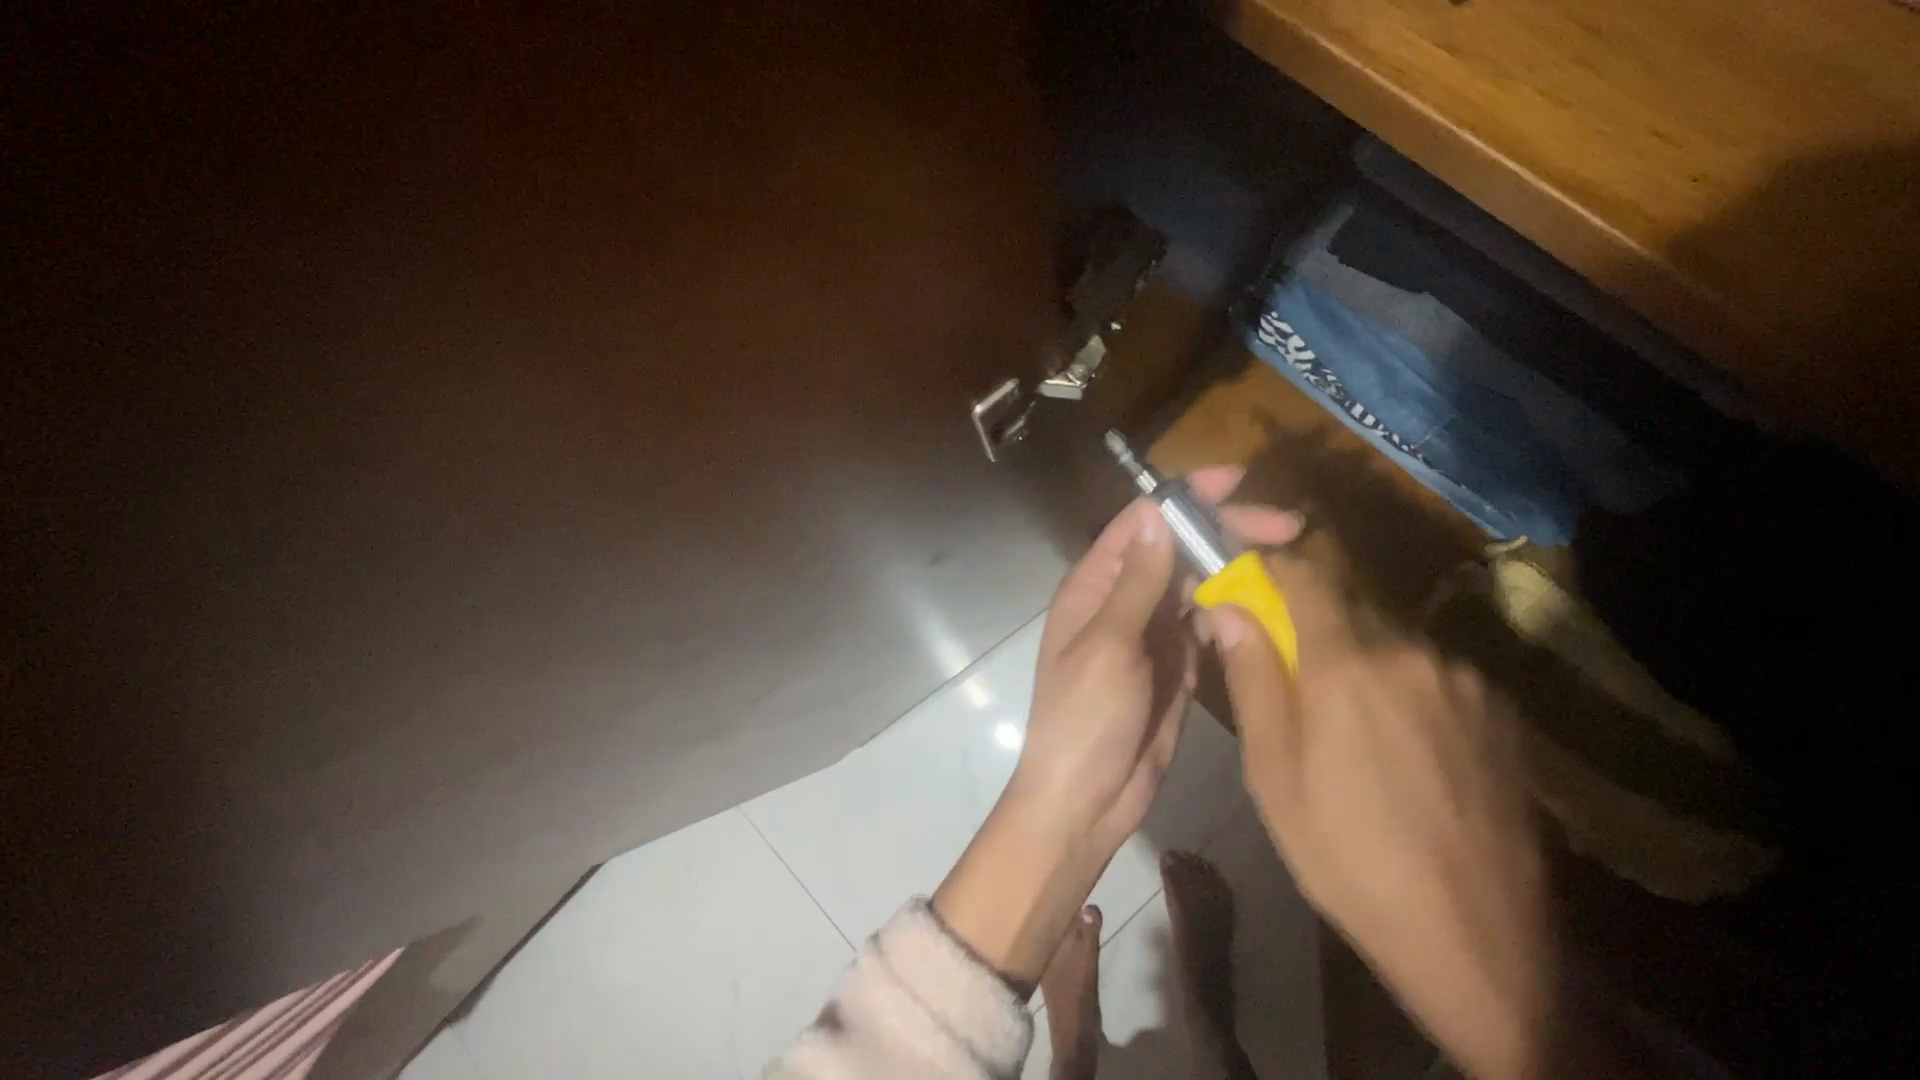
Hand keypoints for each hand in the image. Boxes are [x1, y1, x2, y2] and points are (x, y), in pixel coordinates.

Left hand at [1013, 466, 1303, 850]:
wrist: (1088, 799)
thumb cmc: (1085, 719)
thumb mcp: (1107, 646)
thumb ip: (1137, 583)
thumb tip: (1160, 514)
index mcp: (1094, 586)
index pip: (1143, 521)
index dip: (1187, 496)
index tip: (1239, 482)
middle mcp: (1124, 600)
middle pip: (1179, 548)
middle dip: (1227, 531)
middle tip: (1288, 526)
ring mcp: (1153, 633)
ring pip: (1199, 583)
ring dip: (1239, 567)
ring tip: (1292, 558)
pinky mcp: (1178, 665)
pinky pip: (1210, 624)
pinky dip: (1238, 609)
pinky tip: (1274, 601)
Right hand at [1210, 556, 1553, 1079]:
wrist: (1475, 938)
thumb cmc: (1346, 857)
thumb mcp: (1273, 776)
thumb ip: (1252, 679)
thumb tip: (1226, 609)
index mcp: (1347, 665)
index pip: (1304, 572)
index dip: (1270, 558)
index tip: (1243, 566)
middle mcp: (1412, 652)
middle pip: (1348, 606)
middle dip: (1312, 625)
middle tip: (1293, 676)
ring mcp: (1465, 681)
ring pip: (1393, 643)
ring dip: (1362, 663)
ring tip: (1353, 733)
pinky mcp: (1501, 712)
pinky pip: (1435, 676)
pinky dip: (1405, 691)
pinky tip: (1405, 753)